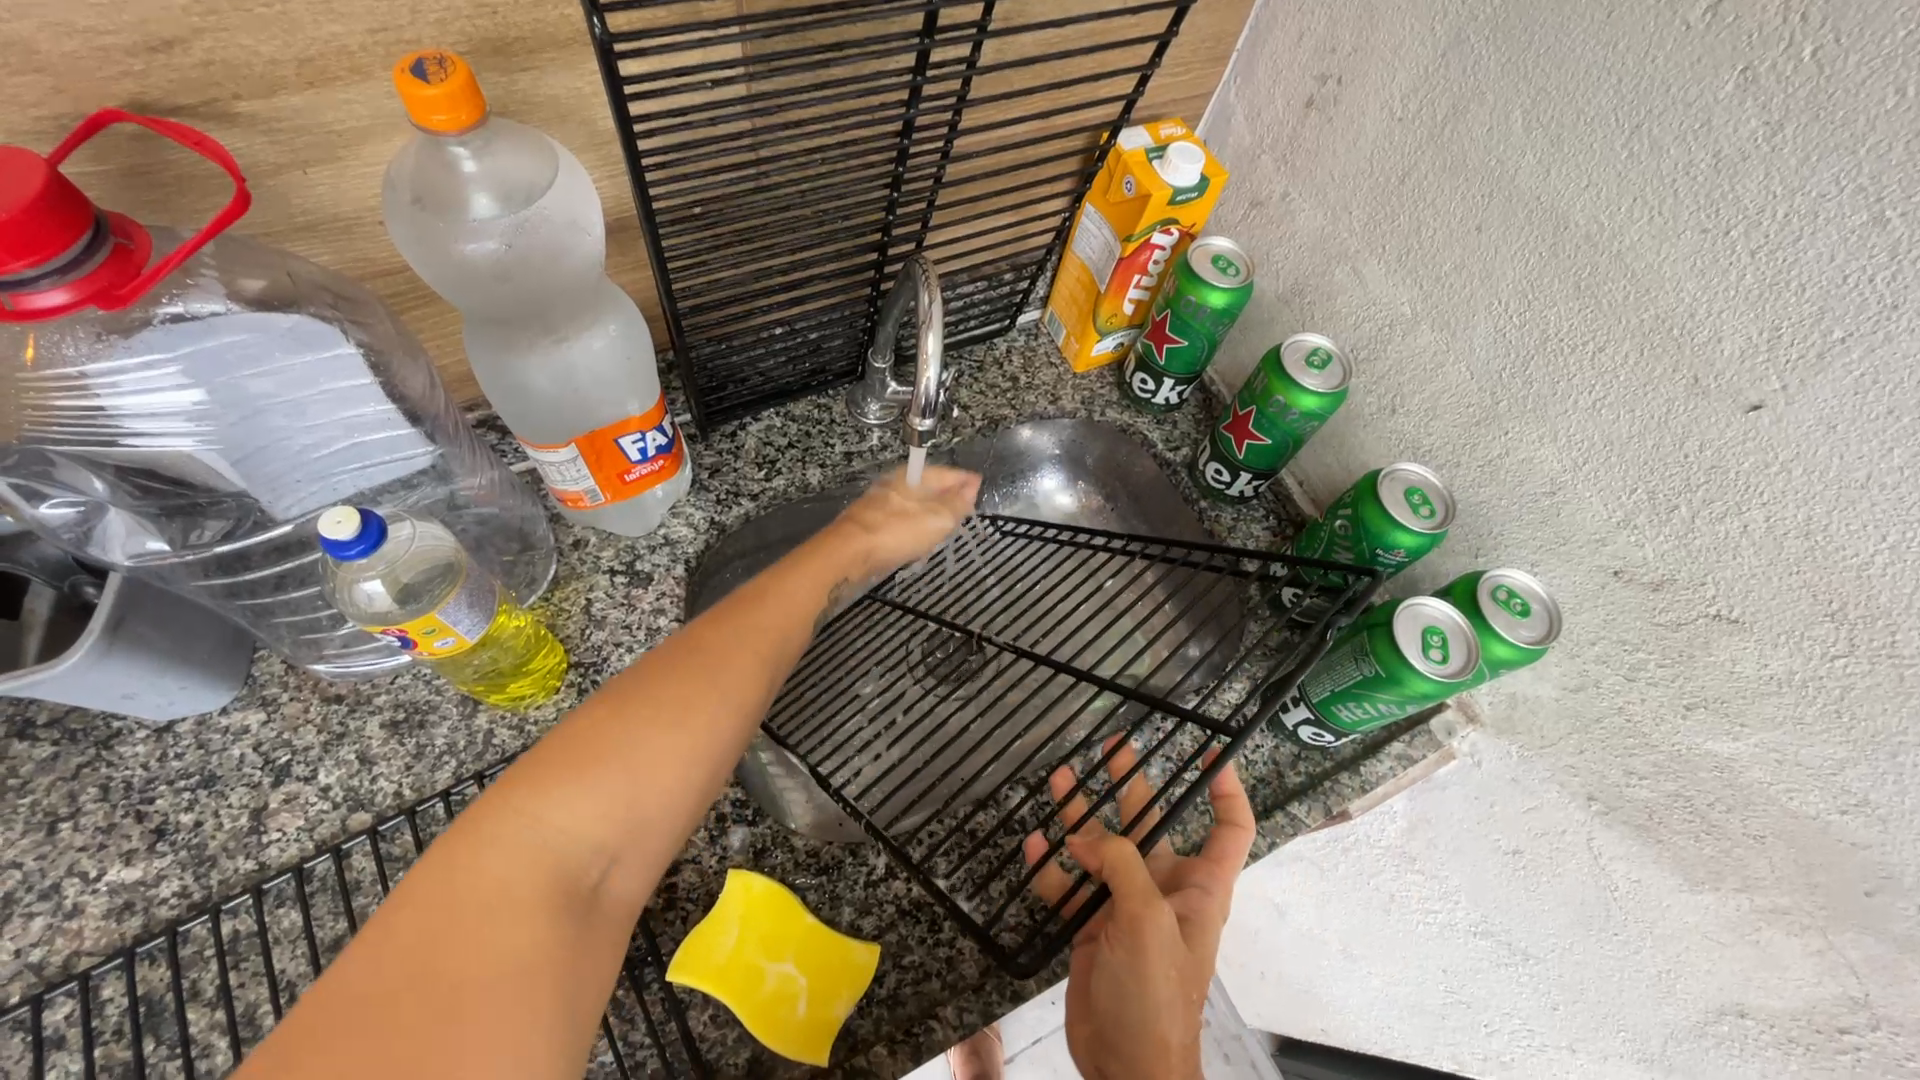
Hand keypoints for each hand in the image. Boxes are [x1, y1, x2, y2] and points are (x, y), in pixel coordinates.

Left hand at [823, 464, 980, 580]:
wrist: (848, 553)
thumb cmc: (895, 532)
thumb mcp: (937, 518)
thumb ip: (957, 504)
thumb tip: (971, 487)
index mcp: (912, 477)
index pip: (947, 473)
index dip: (965, 481)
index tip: (979, 487)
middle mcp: (895, 485)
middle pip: (930, 489)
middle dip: (948, 499)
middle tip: (964, 511)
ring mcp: (881, 504)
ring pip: (915, 507)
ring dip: (930, 518)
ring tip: (943, 532)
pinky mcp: (871, 524)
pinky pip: (901, 523)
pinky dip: (913, 531)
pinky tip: (917, 545)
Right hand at [1022, 740, 1256, 1079]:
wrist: (1125, 1064)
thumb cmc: (1155, 993)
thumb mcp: (1147, 920)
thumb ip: (1120, 865)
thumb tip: (1085, 836)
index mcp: (1199, 887)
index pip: (1227, 829)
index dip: (1226, 791)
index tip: (1210, 756)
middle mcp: (1163, 888)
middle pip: (1152, 824)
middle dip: (1132, 785)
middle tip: (1112, 747)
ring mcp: (1125, 906)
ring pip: (1102, 848)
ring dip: (1080, 816)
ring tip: (1059, 779)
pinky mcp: (1092, 926)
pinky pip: (1070, 885)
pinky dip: (1052, 866)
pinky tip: (1034, 845)